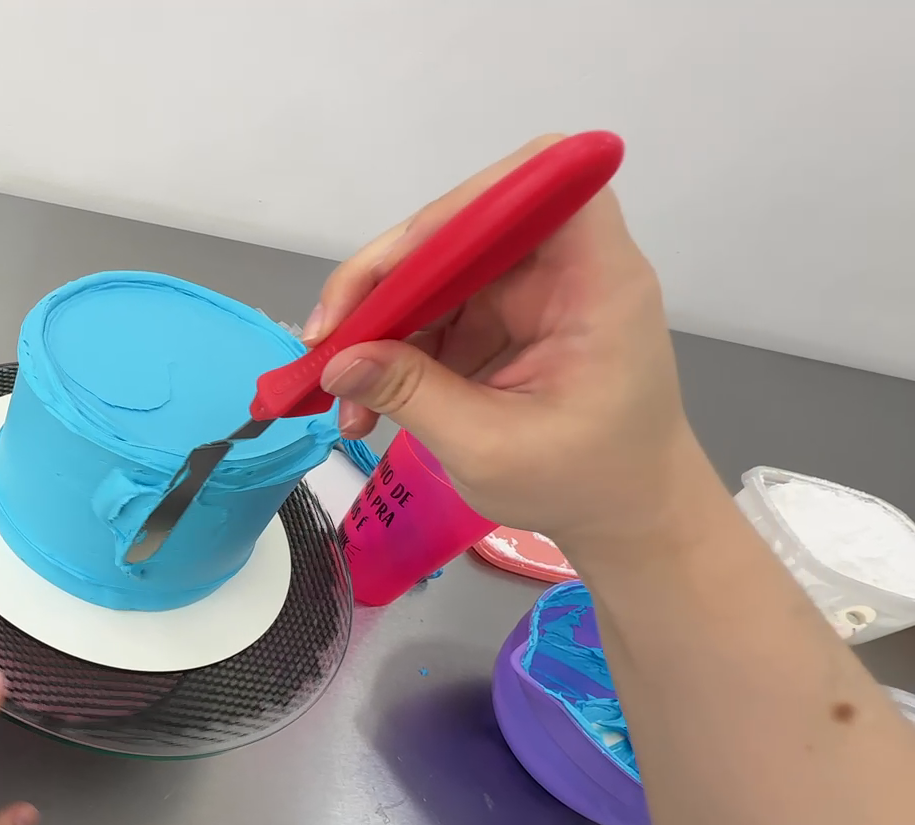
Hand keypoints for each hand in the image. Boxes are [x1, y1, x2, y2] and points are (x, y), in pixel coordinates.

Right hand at [304, 135, 710, 555]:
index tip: (394, 267)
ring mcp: (515, 301)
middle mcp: (552, 274)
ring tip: (335, 393)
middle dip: (380, 281)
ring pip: (424, 279)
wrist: (620, 516)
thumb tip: (335, 361)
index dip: (462, 206)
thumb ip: (411, 395)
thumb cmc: (581, 482)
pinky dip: (379, 359)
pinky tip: (358, 407)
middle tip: (325, 338)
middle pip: (456, 232)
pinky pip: (419, 321)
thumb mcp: (487, 445)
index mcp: (590, 282)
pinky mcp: (487, 330)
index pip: (537, 187)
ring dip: (369, 330)